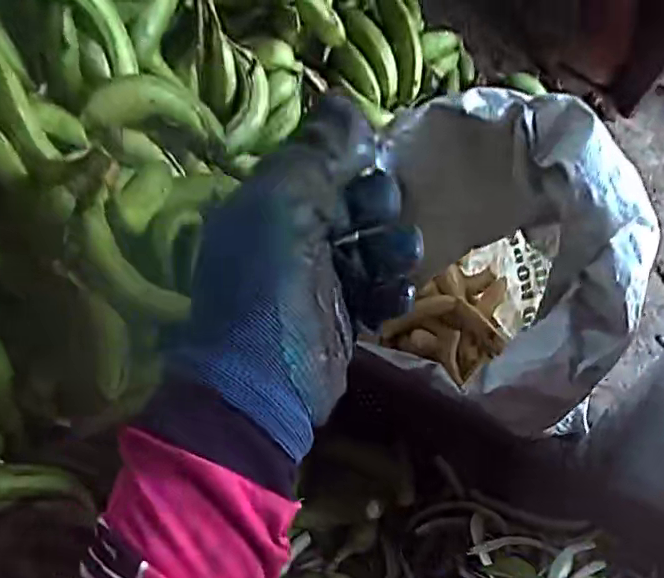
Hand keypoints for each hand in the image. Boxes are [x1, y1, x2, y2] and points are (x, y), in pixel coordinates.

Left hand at [167, 96, 422, 461]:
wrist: (264, 386)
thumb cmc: (268, 290)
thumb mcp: (283, 207)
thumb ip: (316, 155)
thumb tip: (346, 105)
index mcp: (266, 208)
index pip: (318, 167)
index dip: (350, 162)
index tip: (375, 165)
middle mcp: (290, 242)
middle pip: (351, 207)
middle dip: (376, 207)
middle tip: (383, 217)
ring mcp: (316, 286)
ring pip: (369, 251)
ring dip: (391, 251)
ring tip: (399, 262)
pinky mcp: (339, 324)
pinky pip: (374, 294)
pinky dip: (389, 293)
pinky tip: (394, 298)